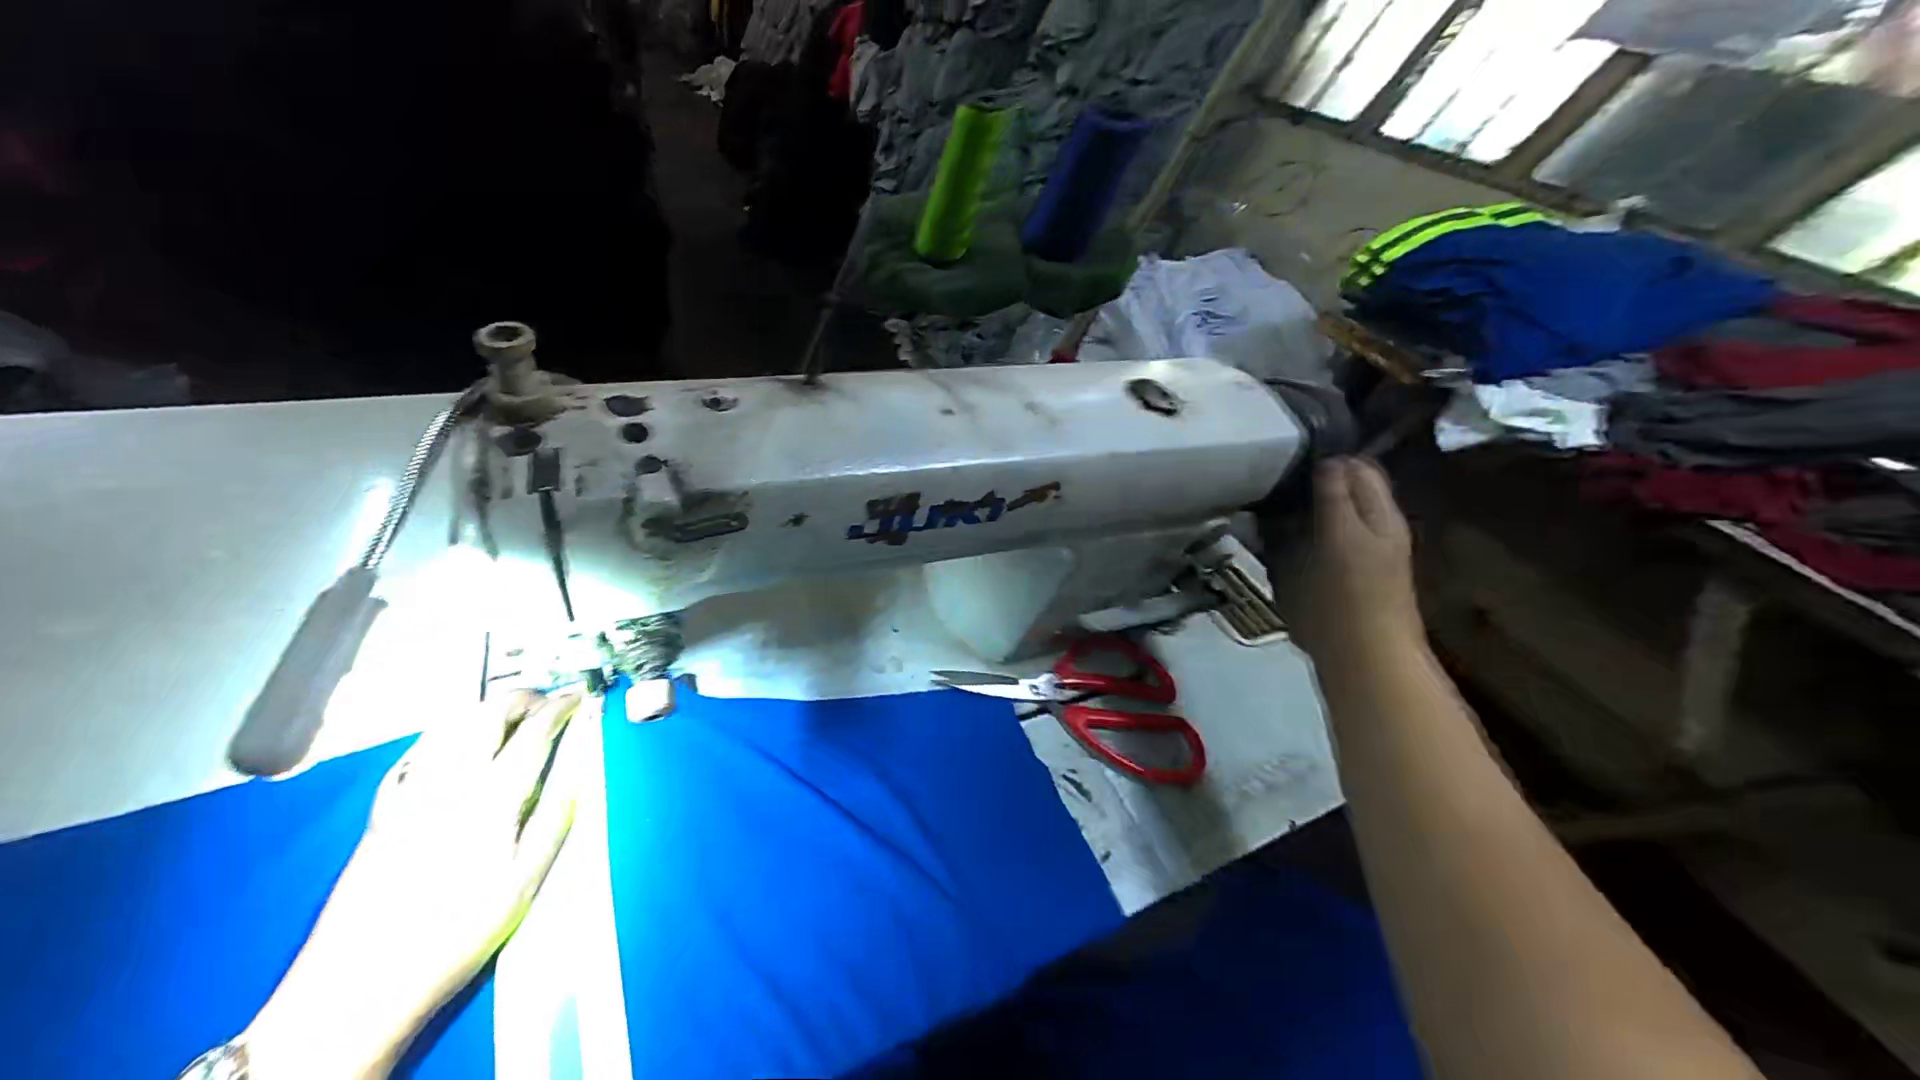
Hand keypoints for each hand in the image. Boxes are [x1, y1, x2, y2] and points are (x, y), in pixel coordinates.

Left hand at [242, 690, 585, 1078]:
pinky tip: (452, 741)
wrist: (359, 983)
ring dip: (484, 709)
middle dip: (521, 698)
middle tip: (546, 701)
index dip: (559, 707)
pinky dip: (444, 734)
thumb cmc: (456, 933)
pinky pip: (416, 753)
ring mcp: (411, 793)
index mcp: (492, 798)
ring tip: (508, 713)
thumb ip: (552, 822)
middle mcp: (450, 783)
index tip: (577, 695)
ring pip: (449, 727)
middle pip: (485, 716)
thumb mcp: (522, 884)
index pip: (532, 733)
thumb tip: (578, 775)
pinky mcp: (384, 811)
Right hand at [1294, 457, 1423, 660]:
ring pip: (1332, 514)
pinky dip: (1302, 531)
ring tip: (1271, 505)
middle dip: (1315, 481)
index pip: (1359, 466)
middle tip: (1275, 481)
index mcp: (1381, 514)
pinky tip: (1279, 538)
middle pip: (1347, 489)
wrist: (1364, 658)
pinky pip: (1321, 538)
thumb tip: (1328, 459)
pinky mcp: (1342, 576)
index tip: (1289, 457)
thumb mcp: (1343, 537)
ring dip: (1306, 508)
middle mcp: (1376, 528)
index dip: (1328, 458)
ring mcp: (1360, 553)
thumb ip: (1337, 497)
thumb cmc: (1352, 595)